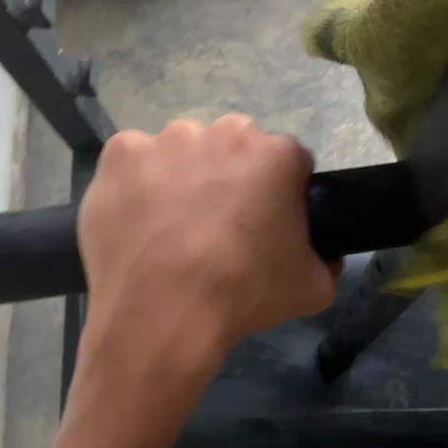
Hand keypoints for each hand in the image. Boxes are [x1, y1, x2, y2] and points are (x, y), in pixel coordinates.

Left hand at [77, 115, 337, 378]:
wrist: (161, 316)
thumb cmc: (243, 296)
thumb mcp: (315, 289)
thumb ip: (327, 259)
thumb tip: (324, 253)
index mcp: (276, 155)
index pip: (290, 163)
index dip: (283, 195)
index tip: (269, 227)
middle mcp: (223, 132)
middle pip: (236, 147)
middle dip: (233, 177)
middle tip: (221, 230)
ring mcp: (166, 140)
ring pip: (184, 152)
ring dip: (185, 178)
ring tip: (174, 230)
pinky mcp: (120, 155)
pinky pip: (137, 163)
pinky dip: (139, 186)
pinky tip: (140, 224)